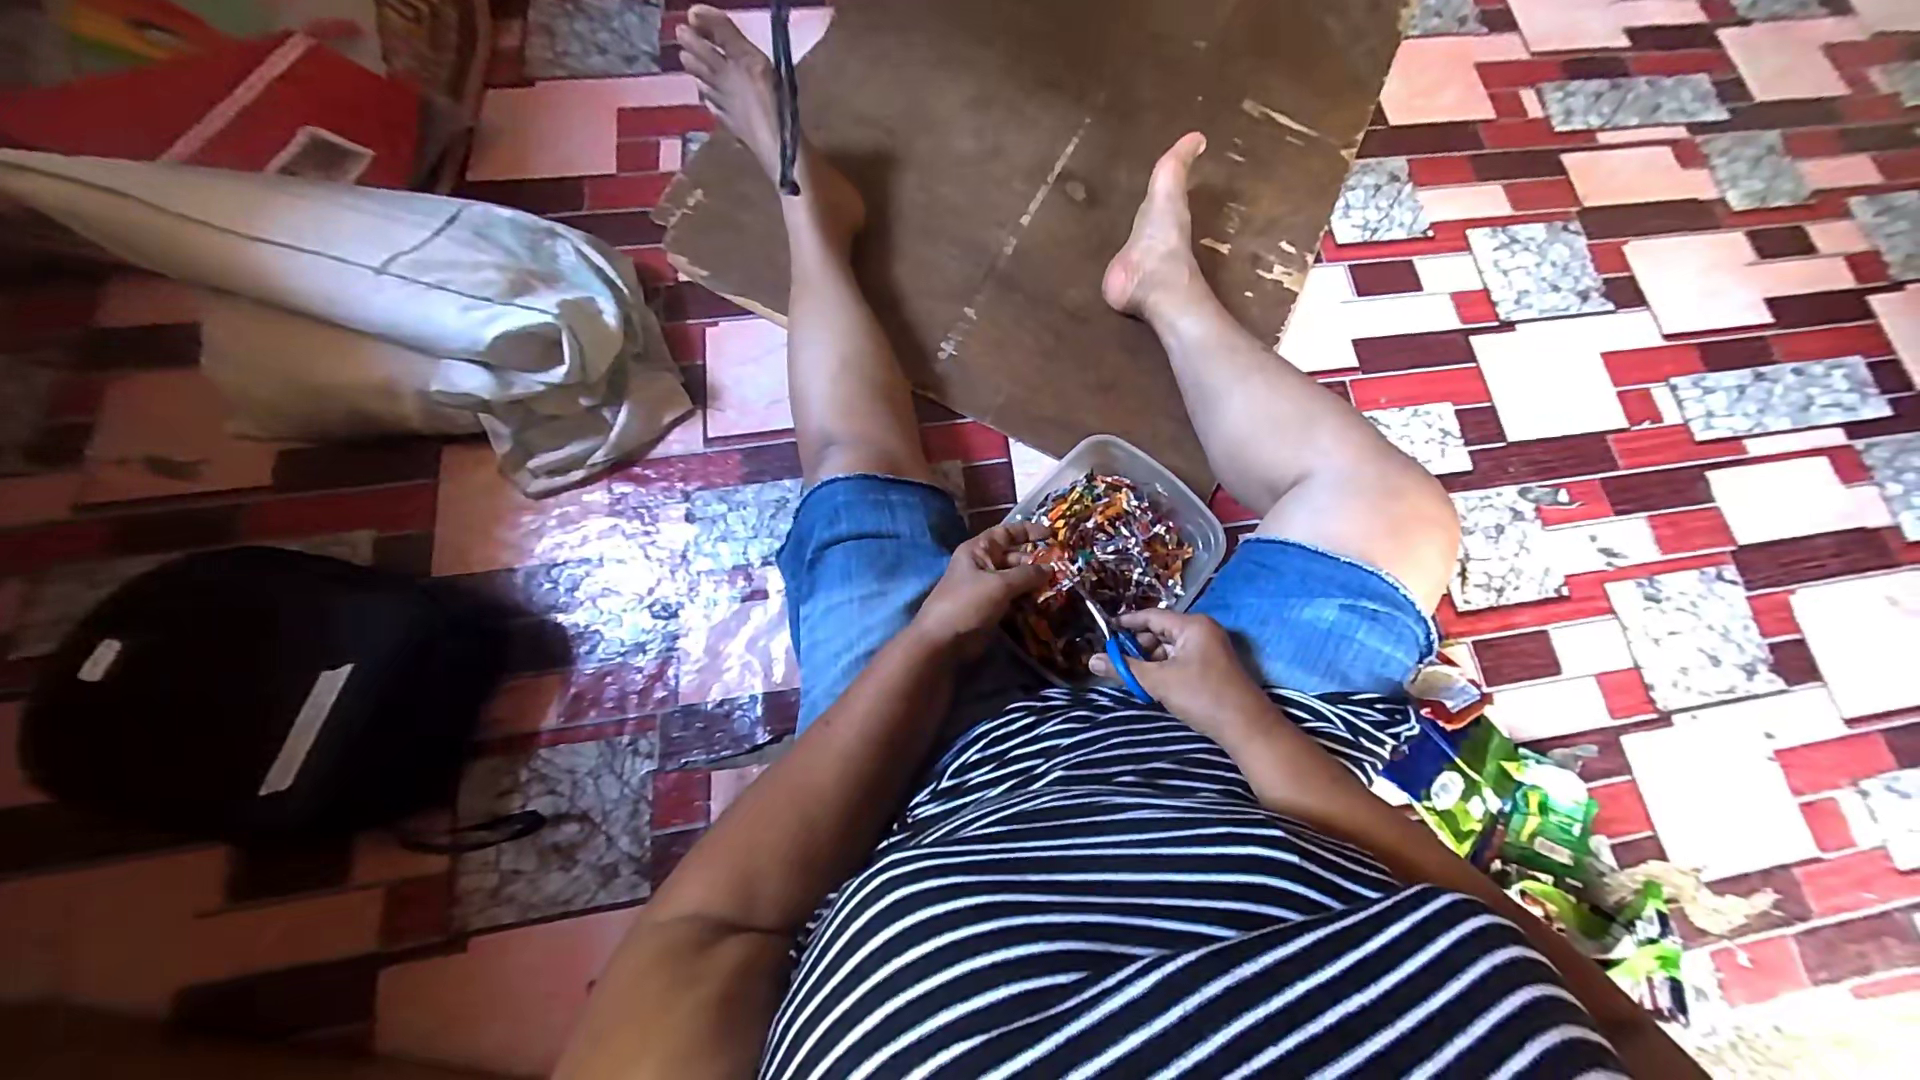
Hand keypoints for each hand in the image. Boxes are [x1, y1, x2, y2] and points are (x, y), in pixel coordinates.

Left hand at [909, 522, 1049, 657]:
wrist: (944, 640)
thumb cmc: (968, 603)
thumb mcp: (1000, 584)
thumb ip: (1027, 574)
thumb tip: (1050, 569)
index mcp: (978, 550)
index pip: (1006, 532)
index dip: (1028, 531)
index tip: (1052, 535)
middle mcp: (983, 565)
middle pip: (1014, 557)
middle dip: (1036, 561)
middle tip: (1062, 568)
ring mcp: (987, 588)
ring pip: (1016, 580)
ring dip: (1035, 583)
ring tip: (1059, 586)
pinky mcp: (991, 608)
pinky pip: (1014, 598)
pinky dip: (1028, 600)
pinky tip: (1046, 603)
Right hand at [1089, 609, 1270, 734]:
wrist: (1248, 728)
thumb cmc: (1202, 696)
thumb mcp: (1158, 681)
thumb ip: (1124, 668)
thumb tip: (1092, 660)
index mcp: (1192, 625)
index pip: (1151, 616)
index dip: (1126, 623)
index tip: (1104, 631)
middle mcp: (1202, 631)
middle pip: (1160, 631)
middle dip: (1137, 646)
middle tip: (1117, 661)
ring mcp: (1210, 648)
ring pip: (1169, 647)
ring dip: (1150, 660)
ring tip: (1133, 676)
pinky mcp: (1212, 666)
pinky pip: (1180, 659)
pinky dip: (1164, 668)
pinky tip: (1153, 684)